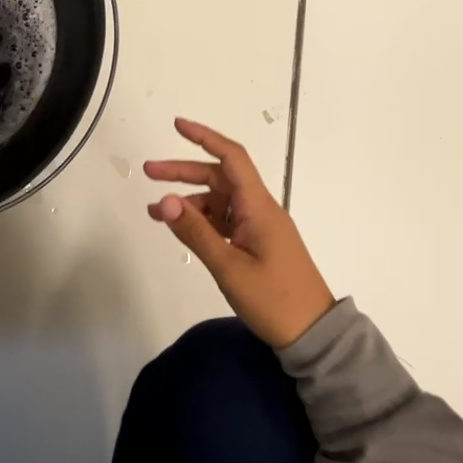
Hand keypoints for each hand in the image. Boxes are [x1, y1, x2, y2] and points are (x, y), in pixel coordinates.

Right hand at [145, 117, 336, 347]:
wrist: (314, 336)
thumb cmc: (274, 299)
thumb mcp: (228, 267)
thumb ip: (195, 231)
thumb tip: (163, 200)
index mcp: (258, 206)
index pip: (231, 157)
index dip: (204, 137)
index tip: (177, 125)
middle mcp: (259, 209)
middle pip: (219, 176)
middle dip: (183, 170)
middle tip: (149, 172)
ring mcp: (259, 226)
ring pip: (218, 199)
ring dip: (188, 199)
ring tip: (154, 211)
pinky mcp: (257, 243)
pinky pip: (223, 220)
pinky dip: (199, 219)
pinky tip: (179, 228)